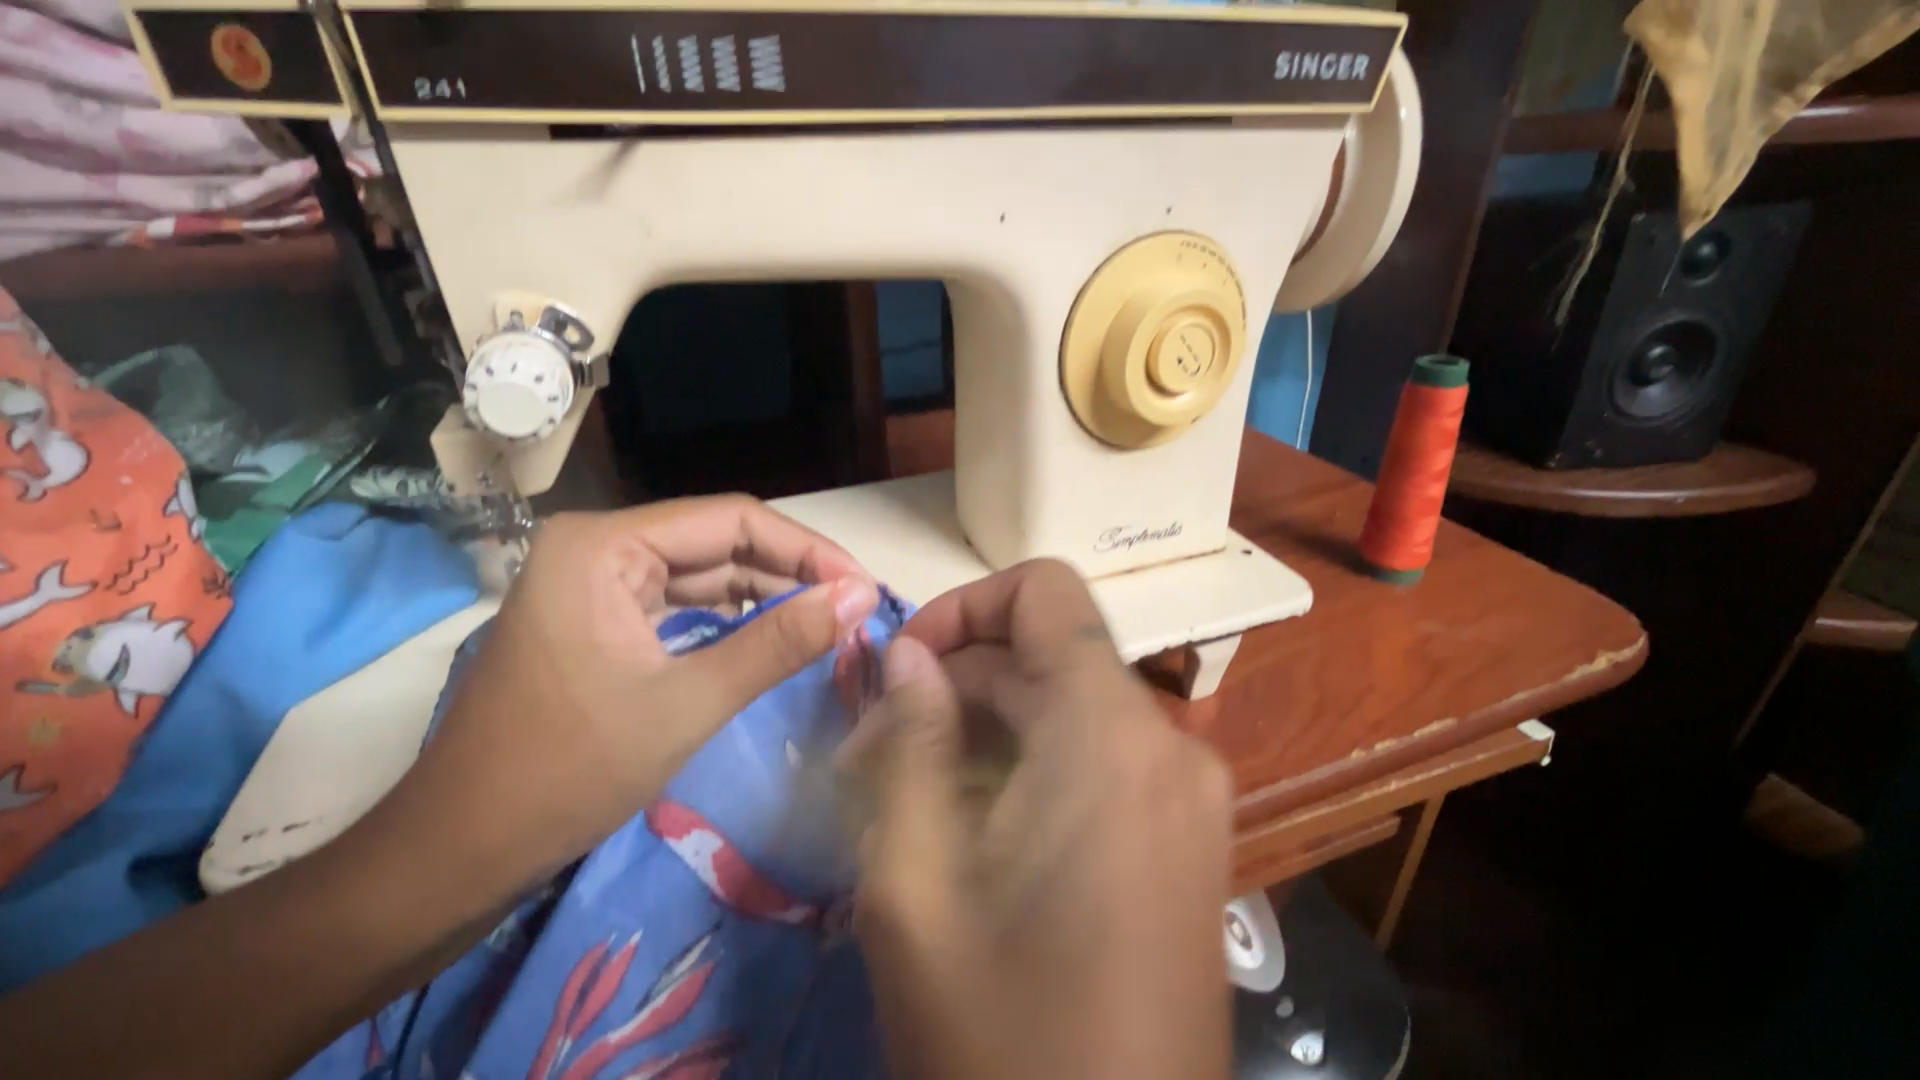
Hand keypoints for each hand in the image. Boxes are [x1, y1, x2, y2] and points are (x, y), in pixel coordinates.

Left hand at [383, 496, 878, 895]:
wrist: (460, 850)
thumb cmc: (568, 771)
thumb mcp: (686, 704)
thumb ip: (777, 643)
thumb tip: (858, 599)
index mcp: (603, 545)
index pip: (731, 520)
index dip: (808, 550)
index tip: (862, 587)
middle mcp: (596, 547)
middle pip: (717, 542)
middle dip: (791, 574)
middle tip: (857, 608)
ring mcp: (592, 583)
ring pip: (701, 574)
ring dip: (766, 596)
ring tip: (831, 621)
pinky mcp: (596, 620)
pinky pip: (677, 605)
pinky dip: (729, 620)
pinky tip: (777, 634)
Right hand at [847, 559, 1233, 1079]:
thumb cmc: (1000, 1035)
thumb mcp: (915, 886)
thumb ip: (909, 744)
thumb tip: (908, 654)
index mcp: (1111, 737)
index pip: (1045, 591)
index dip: (961, 607)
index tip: (897, 669)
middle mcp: (1169, 747)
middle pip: (1053, 657)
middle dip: (957, 684)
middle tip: (871, 753)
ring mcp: (1191, 798)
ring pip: (1074, 711)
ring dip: (989, 730)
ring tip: (909, 800)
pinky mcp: (1190, 843)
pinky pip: (1104, 763)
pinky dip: (1036, 767)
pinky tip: (974, 831)